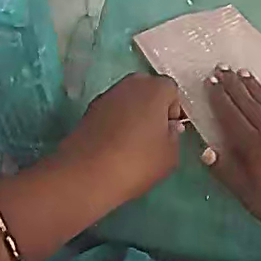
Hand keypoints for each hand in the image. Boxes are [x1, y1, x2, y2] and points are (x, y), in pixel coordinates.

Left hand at [50, 73, 186, 206]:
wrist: (87, 175)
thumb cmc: (136, 162)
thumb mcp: (169, 155)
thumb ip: (174, 135)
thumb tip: (168, 126)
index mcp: (153, 89)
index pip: (171, 89)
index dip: (173, 110)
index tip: (170, 131)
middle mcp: (128, 85)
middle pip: (147, 88)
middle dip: (152, 106)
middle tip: (154, 134)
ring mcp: (106, 96)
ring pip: (127, 99)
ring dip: (133, 113)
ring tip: (133, 142)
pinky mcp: (88, 111)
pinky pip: (111, 111)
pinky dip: (115, 121)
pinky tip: (115, 145)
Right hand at [201, 68, 260, 244]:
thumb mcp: (250, 197)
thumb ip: (227, 172)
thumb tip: (205, 150)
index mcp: (254, 147)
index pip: (231, 117)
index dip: (219, 98)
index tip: (209, 80)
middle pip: (250, 105)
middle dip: (234, 86)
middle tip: (222, 67)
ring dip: (258, 89)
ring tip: (245, 73)